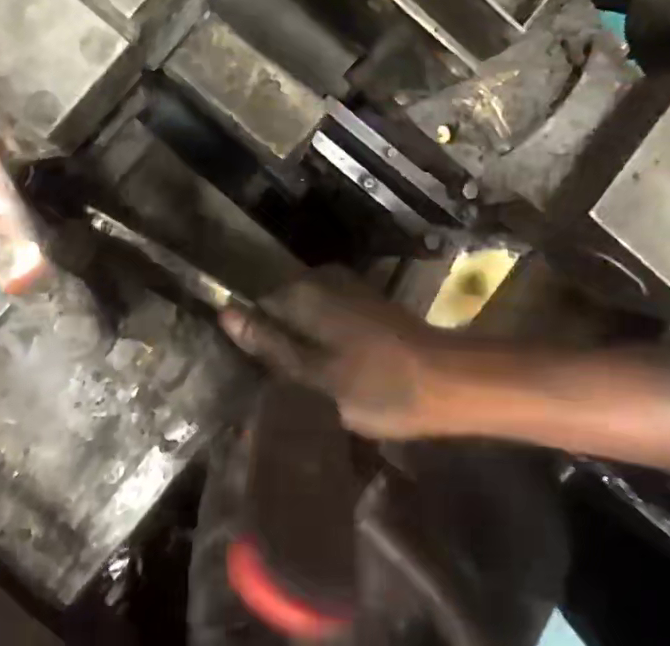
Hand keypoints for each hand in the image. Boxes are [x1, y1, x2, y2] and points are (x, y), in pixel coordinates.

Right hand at [219, 271, 465, 439]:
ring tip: (302, 389)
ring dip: (302, 348)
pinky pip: (328, 322)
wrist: (446, 382)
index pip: (256, 307)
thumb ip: (268, 344)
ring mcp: (348, 290)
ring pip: (306, 318)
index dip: (252, 343)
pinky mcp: (366, 305)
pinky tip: (330, 376)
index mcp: (305, 290)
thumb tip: (224, 312)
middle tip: (280, 390)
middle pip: (282, 311)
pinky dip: (324, 345)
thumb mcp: (312, 374)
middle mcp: (324, 278)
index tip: (256, 380)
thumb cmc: (376, 384)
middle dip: (278, 345)